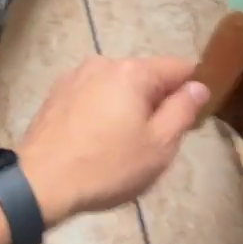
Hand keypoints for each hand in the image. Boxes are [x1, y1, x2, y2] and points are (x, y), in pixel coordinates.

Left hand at [16, 56, 209, 226]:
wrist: (41, 179)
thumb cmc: (108, 165)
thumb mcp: (158, 145)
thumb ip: (182, 110)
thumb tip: (198, 86)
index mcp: (131, 72)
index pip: (177, 67)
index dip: (195, 86)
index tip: (201, 111)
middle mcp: (102, 63)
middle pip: (145, 75)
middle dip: (159, 100)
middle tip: (163, 139)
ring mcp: (75, 76)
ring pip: (117, 85)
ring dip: (130, 106)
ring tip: (130, 144)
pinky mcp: (57, 92)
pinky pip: (94, 94)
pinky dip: (105, 109)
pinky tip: (101, 139)